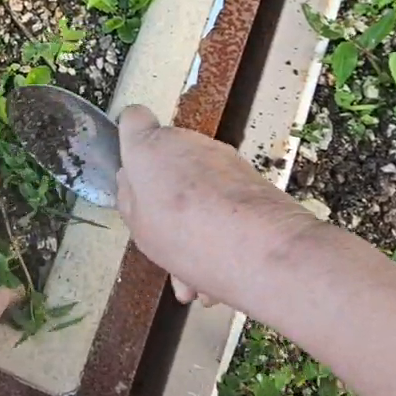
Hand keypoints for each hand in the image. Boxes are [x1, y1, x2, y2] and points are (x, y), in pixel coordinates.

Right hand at [115, 105, 322, 306]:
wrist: (264, 250)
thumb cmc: (188, 235)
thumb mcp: (140, 226)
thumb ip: (131, 198)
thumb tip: (133, 181)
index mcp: (149, 148)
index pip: (133, 119)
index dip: (131, 140)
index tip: (134, 170)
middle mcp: (184, 142)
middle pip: (167, 163)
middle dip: (165, 200)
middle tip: (165, 240)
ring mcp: (220, 157)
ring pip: (195, 187)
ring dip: (193, 222)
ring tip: (194, 277)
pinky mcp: (249, 175)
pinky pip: (221, 200)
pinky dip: (218, 227)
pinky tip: (216, 276)